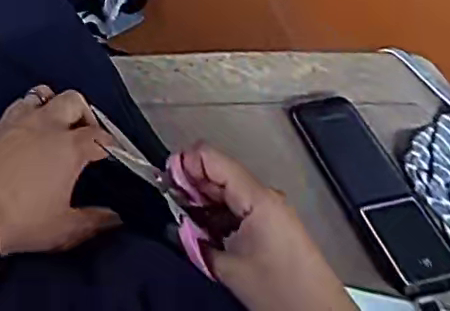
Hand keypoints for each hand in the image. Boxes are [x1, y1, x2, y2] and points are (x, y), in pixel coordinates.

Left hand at [0, 86, 120, 255]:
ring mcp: (23, 117)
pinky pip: (22, 102)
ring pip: (46, 94)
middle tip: (86, 134)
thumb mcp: (65, 229)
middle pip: (75, 100)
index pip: (99, 136)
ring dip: (56, 105)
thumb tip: (116, 217)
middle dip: (86, 114)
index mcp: (69, 147)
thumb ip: (95, 220)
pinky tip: (30, 126)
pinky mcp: (2, 119)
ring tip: (57, 124)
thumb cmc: (24, 220)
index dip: (110, 143)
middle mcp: (49, 123)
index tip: (113, 152)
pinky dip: (32, 108)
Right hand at [170, 144, 351, 310]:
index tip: (166, 181)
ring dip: (204, 201)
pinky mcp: (274, 223)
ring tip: (186, 222)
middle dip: (191, 184)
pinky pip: (239, 206)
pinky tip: (207, 233)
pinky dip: (219, 213)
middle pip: (217, 170)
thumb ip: (198, 242)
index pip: (209, 156)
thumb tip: (177, 225)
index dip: (184, 163)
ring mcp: (270, 208)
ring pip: (227, 189)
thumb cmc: (283, 294)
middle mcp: (263, 194)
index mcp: (255, 195)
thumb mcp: (230, 270)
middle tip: (171, 204)